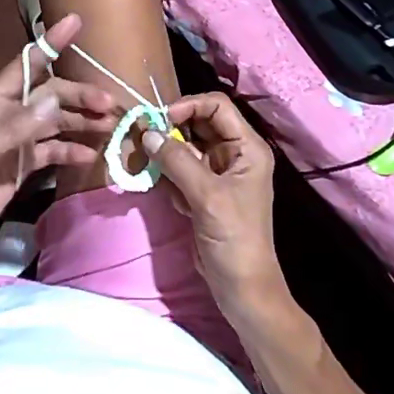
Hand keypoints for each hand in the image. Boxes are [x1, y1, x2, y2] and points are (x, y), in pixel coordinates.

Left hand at [0, 14, 115, 266]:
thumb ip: (15, 127)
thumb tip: (54, 100)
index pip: (26, 65)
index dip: (50, 42)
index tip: (76, 21)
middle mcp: (6, 115)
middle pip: (50, 95)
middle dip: (80, 95)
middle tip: (111, 102)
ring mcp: (16, 142)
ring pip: (56, 122)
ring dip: (82, 121)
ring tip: (111, 125)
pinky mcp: (22, 168)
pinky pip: (53, 151)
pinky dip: (72, 151)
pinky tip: (90, 154)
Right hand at [142, 93, 287, 316]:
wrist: (241, 287)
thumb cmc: (234, 237)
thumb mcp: (206, 196)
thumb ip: (177, 161)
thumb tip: (148, 132)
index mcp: (247, 147)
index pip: (217, 106)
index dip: (189, 105)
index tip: (162, 119)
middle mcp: (235, 153)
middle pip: (199, 124)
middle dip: (172, 130)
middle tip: (146, 139)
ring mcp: (219, 172)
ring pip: (186, 147)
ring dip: (167, 155)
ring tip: (151, 167)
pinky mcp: (203, 191)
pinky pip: (181, 169)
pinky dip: (169, 176)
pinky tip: (170, 196)